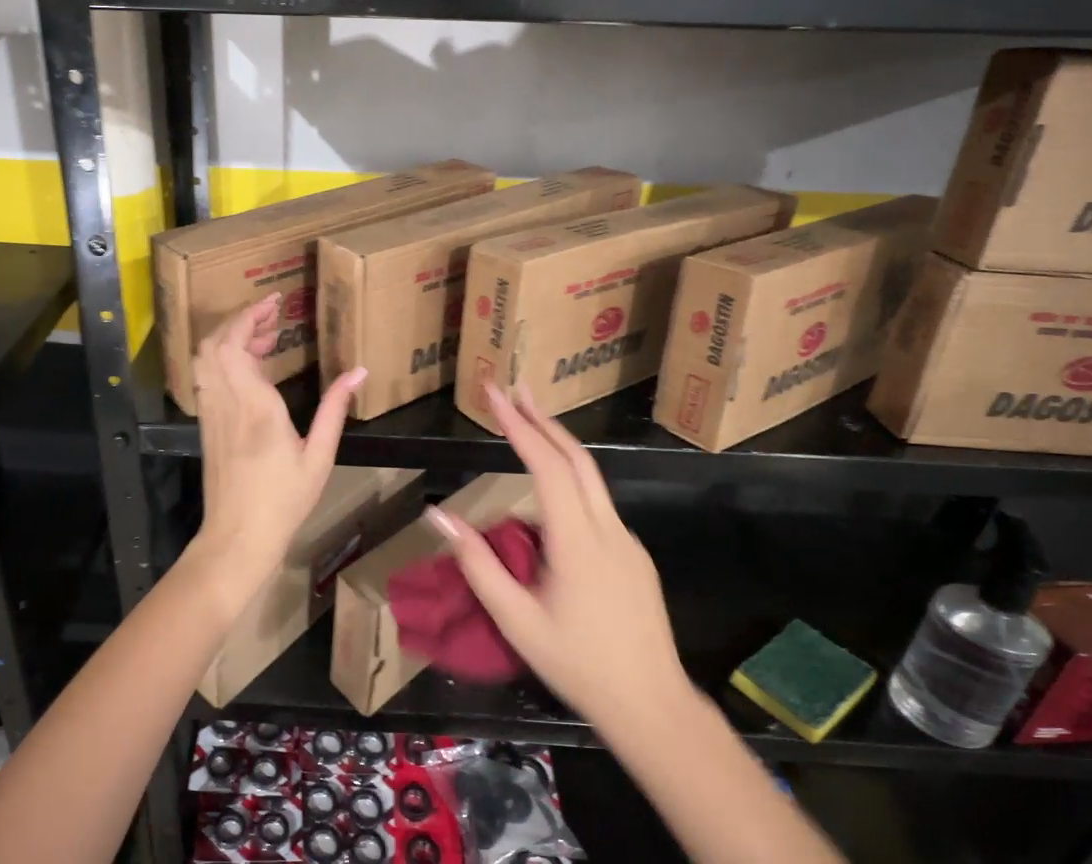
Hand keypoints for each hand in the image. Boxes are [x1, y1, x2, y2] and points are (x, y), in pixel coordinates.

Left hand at [187, 294, 368, 601]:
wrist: (237, 536)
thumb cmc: (283, 500)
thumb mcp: (319, 457)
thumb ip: (335, 410)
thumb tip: (358, 372)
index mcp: (255, 406)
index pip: (236, 343)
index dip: (250, 315)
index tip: (274, 301)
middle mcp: (226, 401)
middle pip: (214, 343)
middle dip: (239, 320)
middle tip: (272, 316)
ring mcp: (211, 412)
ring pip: (205, 358)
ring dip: (228, 338)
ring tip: (264, 338)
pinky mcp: (207, 425)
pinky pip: (206, 377)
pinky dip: (221, 359)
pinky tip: (249, 367)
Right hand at [428, 382, 689, 724]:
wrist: (651, 703)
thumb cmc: (577, 664)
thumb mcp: (516, 621)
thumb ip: (478, 565)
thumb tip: (440, 515)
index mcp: (579, 542)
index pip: (548, 466)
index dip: (520, 426)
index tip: (495, 393)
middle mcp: (608, 530)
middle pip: (578, 459)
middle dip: (543, 419)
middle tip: (512, 389)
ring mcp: (627, 541)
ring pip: (592, 479)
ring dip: (559, 445)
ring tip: (527, 424)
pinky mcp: (633, 556)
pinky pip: (598, 504)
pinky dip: (570, 478)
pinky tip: (549, 491)